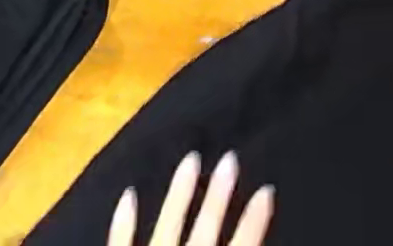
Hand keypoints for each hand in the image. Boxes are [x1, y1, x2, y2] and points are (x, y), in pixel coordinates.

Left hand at [108, 151, 273, 245]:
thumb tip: (269, 240)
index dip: (254, 221)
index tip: (267, 189)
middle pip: (205, 231)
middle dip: (218, 194)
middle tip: (230, 156)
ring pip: (167, 228)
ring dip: (179, 194)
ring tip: (191, 157)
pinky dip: (123, 223)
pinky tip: (128, 195)